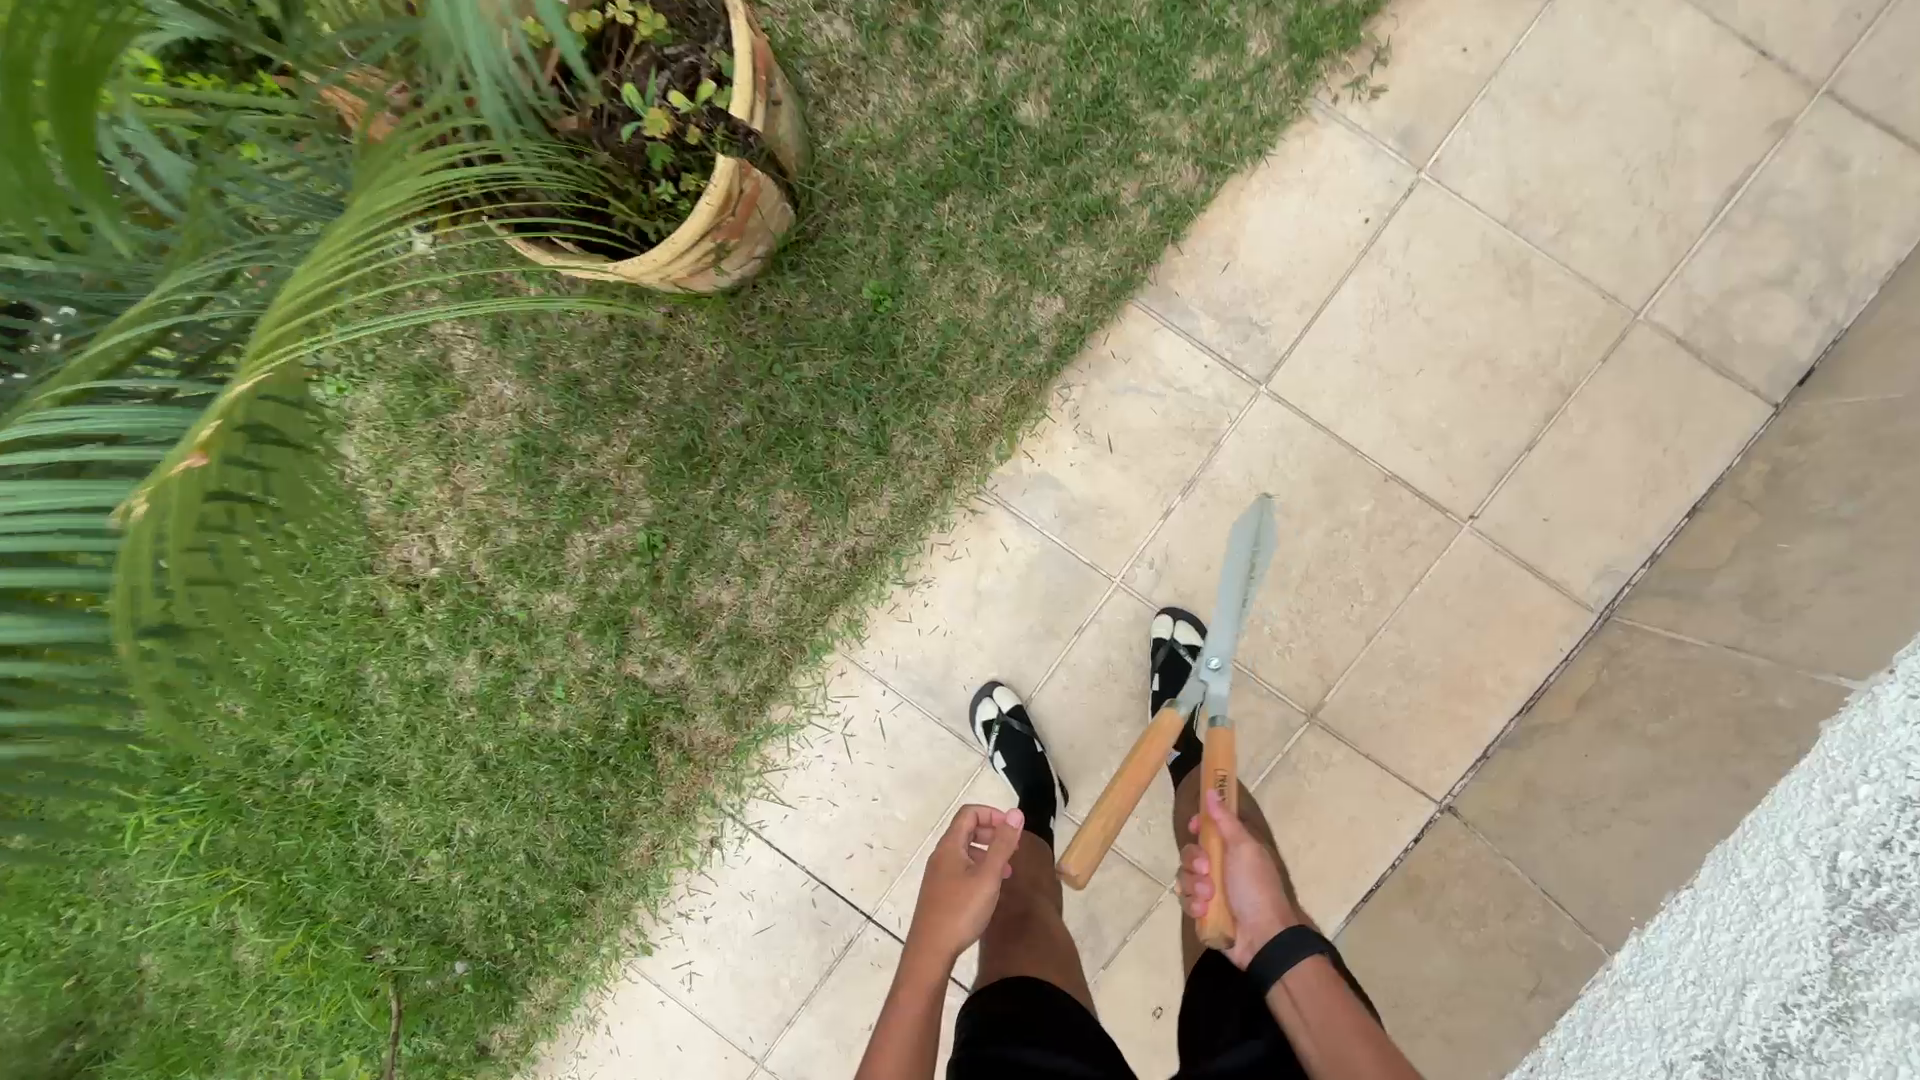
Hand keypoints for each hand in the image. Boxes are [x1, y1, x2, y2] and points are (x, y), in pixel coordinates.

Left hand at [905, 804, 1024, 963]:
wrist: (930, 951)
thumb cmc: (961, 910)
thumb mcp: (988, 876)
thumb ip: (1003, 844)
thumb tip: (1016, 813)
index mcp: (950, 845)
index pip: (970, 813)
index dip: (993, 814)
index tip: (1013, 830)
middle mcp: (941, 855)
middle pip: (967, 830)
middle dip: (992, 833)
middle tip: (1014, 850)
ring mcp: (938, 874)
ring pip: (965, 851)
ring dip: (987, 853)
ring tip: (1006, 871)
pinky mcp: (939, 891)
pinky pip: (961, 868)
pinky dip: (979, 869)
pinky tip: (990, 888)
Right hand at [1178, 788, 1304, 968]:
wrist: (1263, 937)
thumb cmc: (1256, 887)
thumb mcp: (1244, 848)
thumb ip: (1225, 820)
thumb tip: (1212, 790)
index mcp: (1232, 849)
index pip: (1207, 830)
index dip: (1198, 826)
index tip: (1195, 828)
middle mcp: (1219, 868)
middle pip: (1189, 853)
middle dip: (1194, 861)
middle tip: (1207, 871)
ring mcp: (1211, 892)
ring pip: (1184, 878)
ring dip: (1194, 886)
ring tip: (1209, 897)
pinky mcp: (1203, 913)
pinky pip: (1186, 901)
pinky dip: (1194, 905)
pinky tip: (1205, 911)